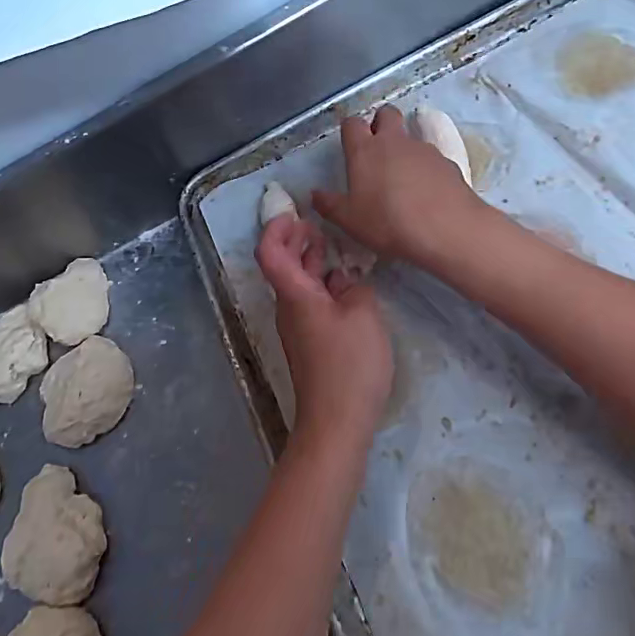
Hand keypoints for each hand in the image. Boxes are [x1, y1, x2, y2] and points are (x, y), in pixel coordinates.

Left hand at [255, 213, 393, 444]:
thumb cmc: (349, 364)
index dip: (276, 229)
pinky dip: (320, 283)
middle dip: (295, 240)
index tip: (295, 214)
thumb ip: (355, 286)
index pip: (270, 253)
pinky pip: (310, 301)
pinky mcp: (310, 342)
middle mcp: (289, 307)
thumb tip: (343, 280)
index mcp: (295, 295)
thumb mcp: (364, 314)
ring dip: (309, 260)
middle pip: (282, 265)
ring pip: (297, 283)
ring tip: (330, 244)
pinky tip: (343, 282)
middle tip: (315, 223)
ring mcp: (298, 327)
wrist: (337, 421)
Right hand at [313, 106, 489, 264]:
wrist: (446, 229)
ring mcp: (424, 149)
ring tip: (403, 181)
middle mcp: (394, 142)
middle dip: (381, 123)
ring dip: (404, 150)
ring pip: (411, 137)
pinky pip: (432, 158)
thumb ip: (330, 205)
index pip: (352, 123)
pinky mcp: (448, 162)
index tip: (350, 144)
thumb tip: (315, 194)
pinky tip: (427, 194)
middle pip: (386, 114)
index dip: (350, 130)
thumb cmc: (388, 223)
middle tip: (377, 150)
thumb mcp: (350, 221)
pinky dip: (426, 169)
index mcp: (365, 151)